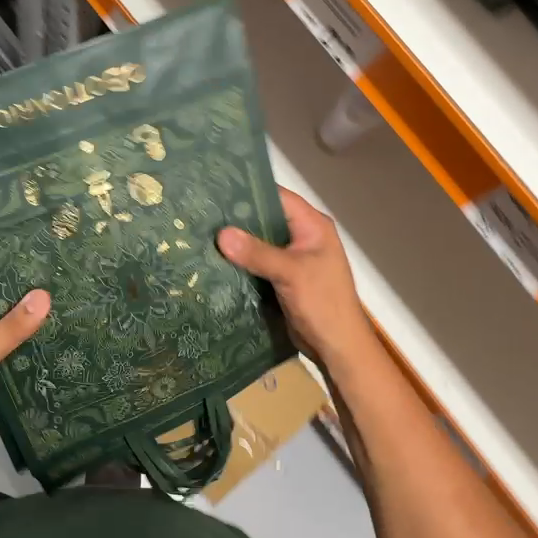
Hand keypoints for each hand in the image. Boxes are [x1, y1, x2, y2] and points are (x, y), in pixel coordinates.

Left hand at [0, 289, 51, 460]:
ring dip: (31, 332)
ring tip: (66, 308)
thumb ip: (10, 329)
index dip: (6, 282)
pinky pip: (16, 361)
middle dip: (24, 307)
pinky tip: (60, 342)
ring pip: (9, 340)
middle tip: (59, 286)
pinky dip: (33, 355)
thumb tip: (43, 296)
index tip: (37, 267)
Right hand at [217, 188, 373, 360]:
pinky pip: (257, 264)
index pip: (278, 197)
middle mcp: (302, 237)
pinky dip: (240, 263)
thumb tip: (221, 234)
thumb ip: (257, 252)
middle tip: (202, 214)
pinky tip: (214, 261)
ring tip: (201, 235)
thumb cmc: (323, 303)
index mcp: (312, 226)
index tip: (216, 191)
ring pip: (258, 243)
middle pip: (265, 219)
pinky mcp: (281, 279)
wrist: (337, 346)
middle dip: (237, 220)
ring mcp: (292, 259)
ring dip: (236, 244)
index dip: (249, 192)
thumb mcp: (291, 273)